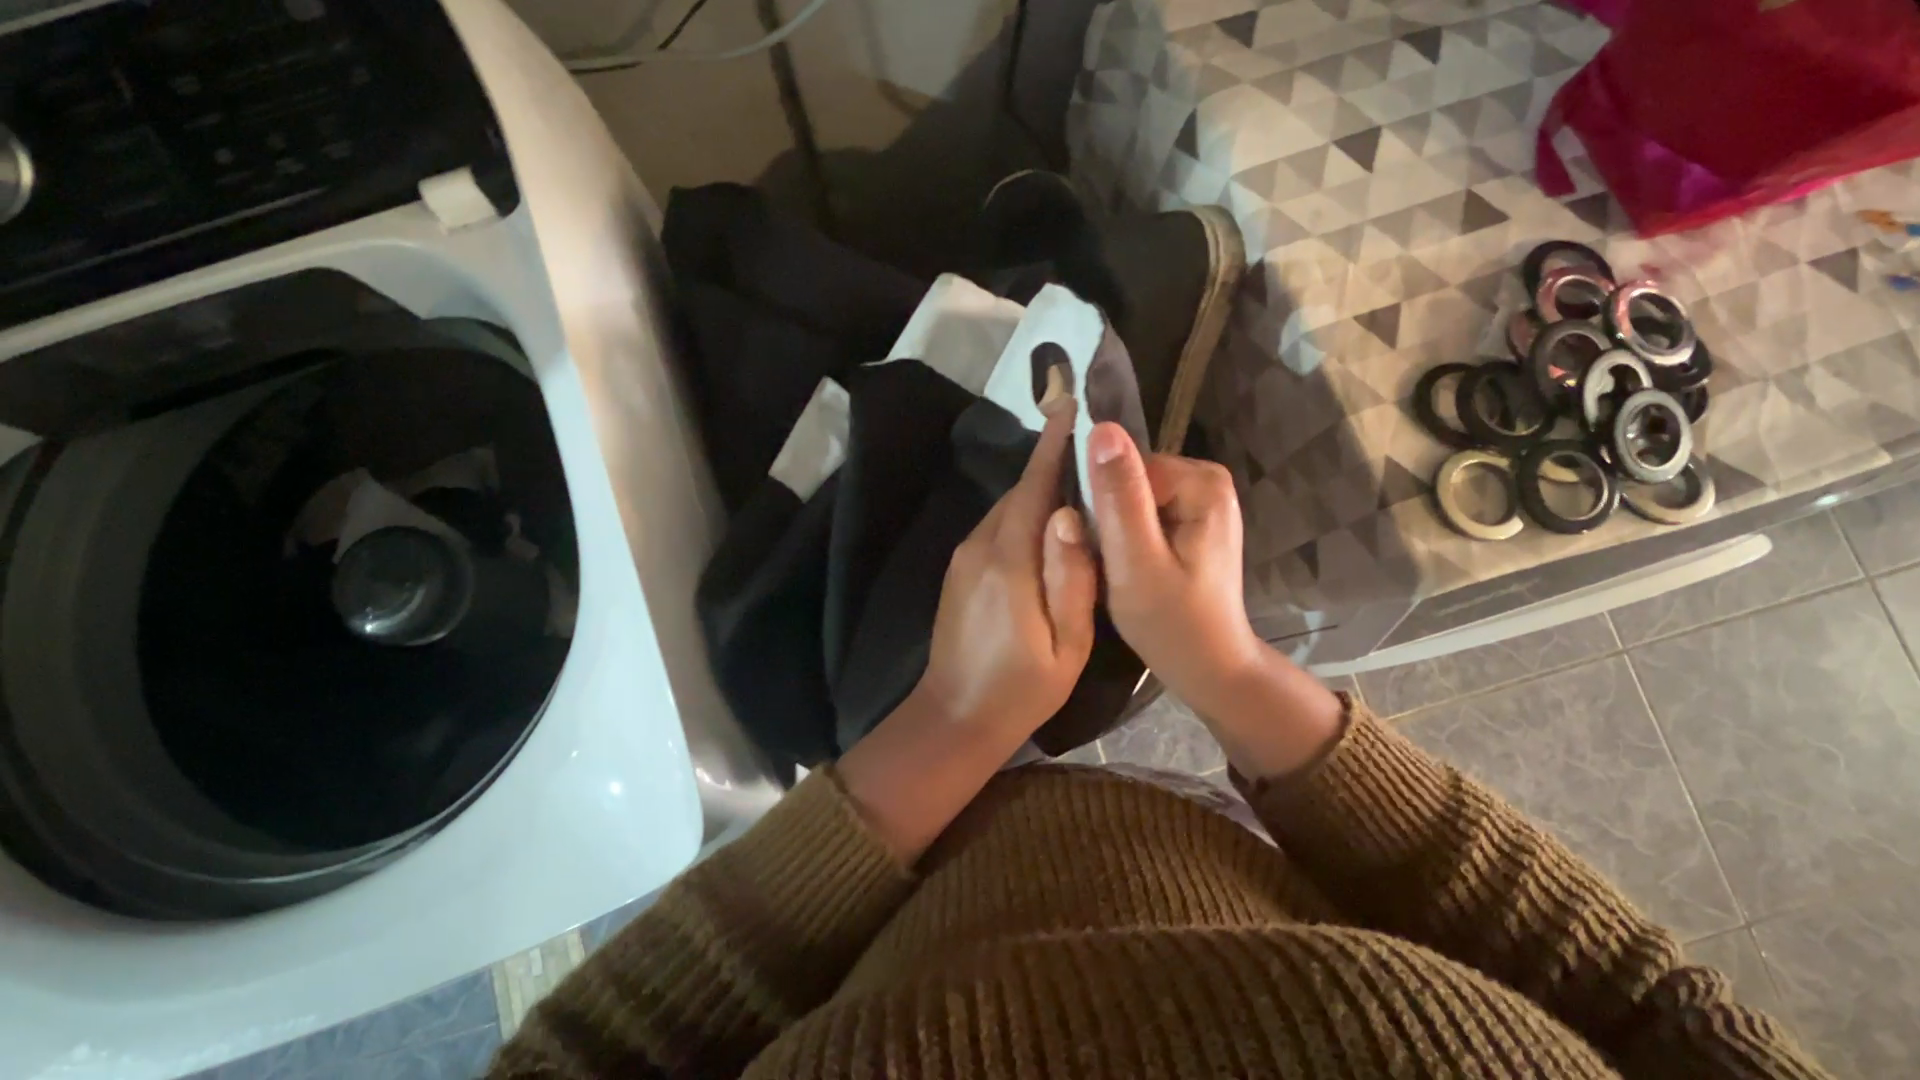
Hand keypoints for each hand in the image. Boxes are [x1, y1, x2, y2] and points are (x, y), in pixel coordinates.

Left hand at [836, 406, 1096, 863]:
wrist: (956, 716)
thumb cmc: (1022, 686)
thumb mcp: (1066, 641)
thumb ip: (1071, 576)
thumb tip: (1071, 512)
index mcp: (1009, 559)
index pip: (1033, 486)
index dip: (1054, 446)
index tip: (1073, 406)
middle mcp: (980, 546)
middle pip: (1020, 491)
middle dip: (1053, 465)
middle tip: (1096, 451)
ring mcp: (964, 557)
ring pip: (1007, 508)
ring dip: (1038, 491)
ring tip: (1080, 483)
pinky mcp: (959, 570)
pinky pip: (996, 527)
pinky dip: (1023, 515)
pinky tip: (1048, 526)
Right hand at [1086, 422, 1343, 777]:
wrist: (1209, 669)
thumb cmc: (1173, 623)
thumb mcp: (1136, 561)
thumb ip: (1120, 497)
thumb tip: (1102, 428)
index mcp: (1202, 482)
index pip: (1125, 467)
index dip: (1102, 506)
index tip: (1101, 549)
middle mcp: (1208, 481)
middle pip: (1128, 480)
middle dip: (1109, 519)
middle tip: (1110, 567)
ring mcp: (1201, 502)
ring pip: (1131, 500)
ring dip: (1115, 533)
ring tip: (1117, 573)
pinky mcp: (1192, 523)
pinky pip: (1143, 516)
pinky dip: (1128, 542)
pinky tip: (1129, 573)